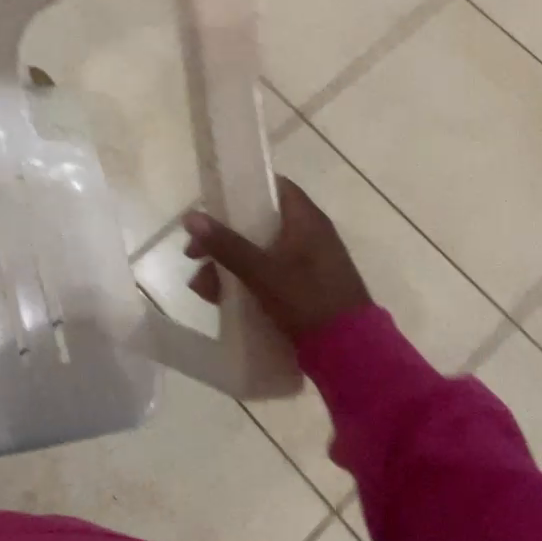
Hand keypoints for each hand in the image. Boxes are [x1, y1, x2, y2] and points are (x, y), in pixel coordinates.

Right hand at [181, 176, 371, 340]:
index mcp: (306, 220)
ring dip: (226, 264)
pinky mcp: (303, 287)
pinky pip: (265, 273)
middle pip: (256, 221)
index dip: (242, 187)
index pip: (273, 186)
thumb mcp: (262, 272)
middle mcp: (308, 235)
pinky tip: (219, 298)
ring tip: (202, 286)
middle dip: (221, 237)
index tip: (212, 201)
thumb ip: (226, 244)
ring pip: (256, 250)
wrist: (351, 354)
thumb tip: (190, 216)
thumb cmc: (308, 301)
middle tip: (194, 253)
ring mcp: (306, 262)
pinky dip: (242, 280)